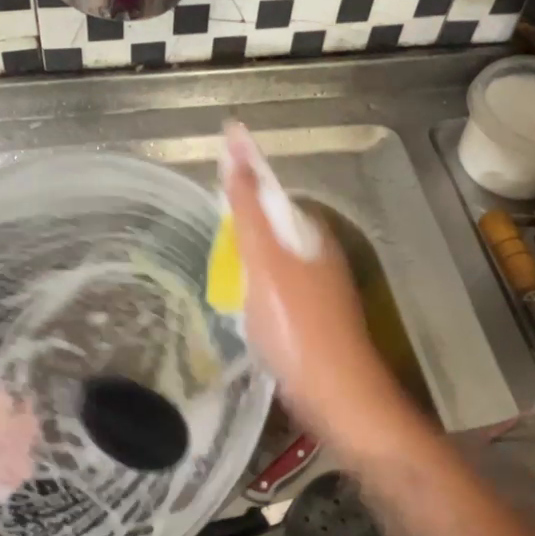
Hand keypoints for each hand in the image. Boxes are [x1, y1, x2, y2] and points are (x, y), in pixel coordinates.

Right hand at [221, 122, 424, 458]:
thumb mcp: (264, 259)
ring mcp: (319, 293)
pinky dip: (252, 295)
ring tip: (210, 274)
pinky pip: (275, 295)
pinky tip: (236, 310)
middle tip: (198, 243)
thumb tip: (236, 137)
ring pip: (273, 265)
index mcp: (312, 235)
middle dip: (238, 231)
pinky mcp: (312, 324)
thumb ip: (248, 204)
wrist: (336, 398)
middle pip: (271, 231)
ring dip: (243, 265)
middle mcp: (320, 258)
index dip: (237, 195)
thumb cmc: (296, 326)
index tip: (203, 206)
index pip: (270, 196)